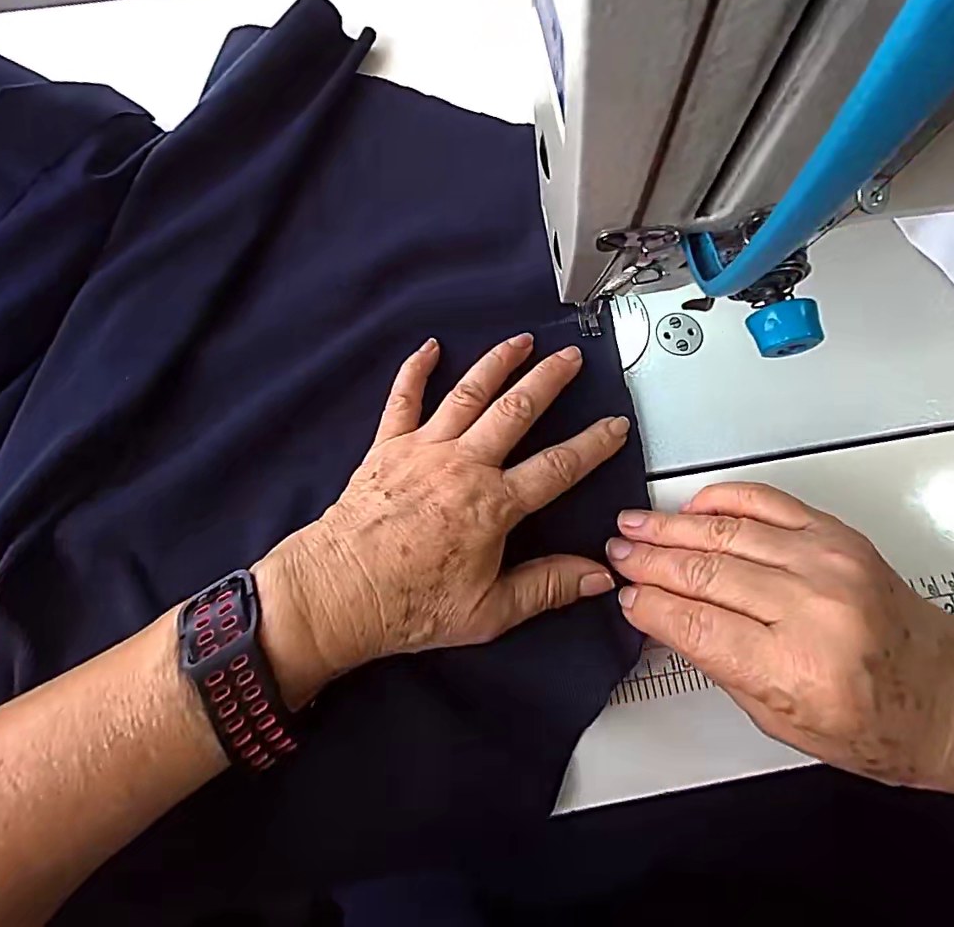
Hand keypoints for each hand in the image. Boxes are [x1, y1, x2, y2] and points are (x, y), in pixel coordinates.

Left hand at [254, 334, 630, 704]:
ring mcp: (423, 450)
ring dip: (498, 362)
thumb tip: (595, 576)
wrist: (342, 591)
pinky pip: (403, 397)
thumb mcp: (489, 612)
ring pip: (469, 392)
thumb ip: (547, 587)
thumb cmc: (407, 603)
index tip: (611, 426)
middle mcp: (462, 466)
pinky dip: (416, 369)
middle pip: (517, 410)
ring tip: (520, 342)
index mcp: (492, 505)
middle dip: (549, 379)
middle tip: (569, 359)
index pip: (558, 466)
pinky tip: (429, 348)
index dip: (592, 444)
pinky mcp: (387, 446)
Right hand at [606, 482, 953, 810]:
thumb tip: (661, 613)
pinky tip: (688, 508)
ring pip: (722, 532)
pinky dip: (718, 499)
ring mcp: (829, 564)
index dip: (647, 604)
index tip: (623, 593)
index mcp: (798, 671)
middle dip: (646, 561)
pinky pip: (763, 501)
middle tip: (616, 552)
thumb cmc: (880, 723)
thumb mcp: (781, 721)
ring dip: (667, 527)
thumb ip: (715, 661)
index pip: (692, 624)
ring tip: (633, 525)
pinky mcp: (838, 536)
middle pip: (700, 572)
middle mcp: (815, 611)